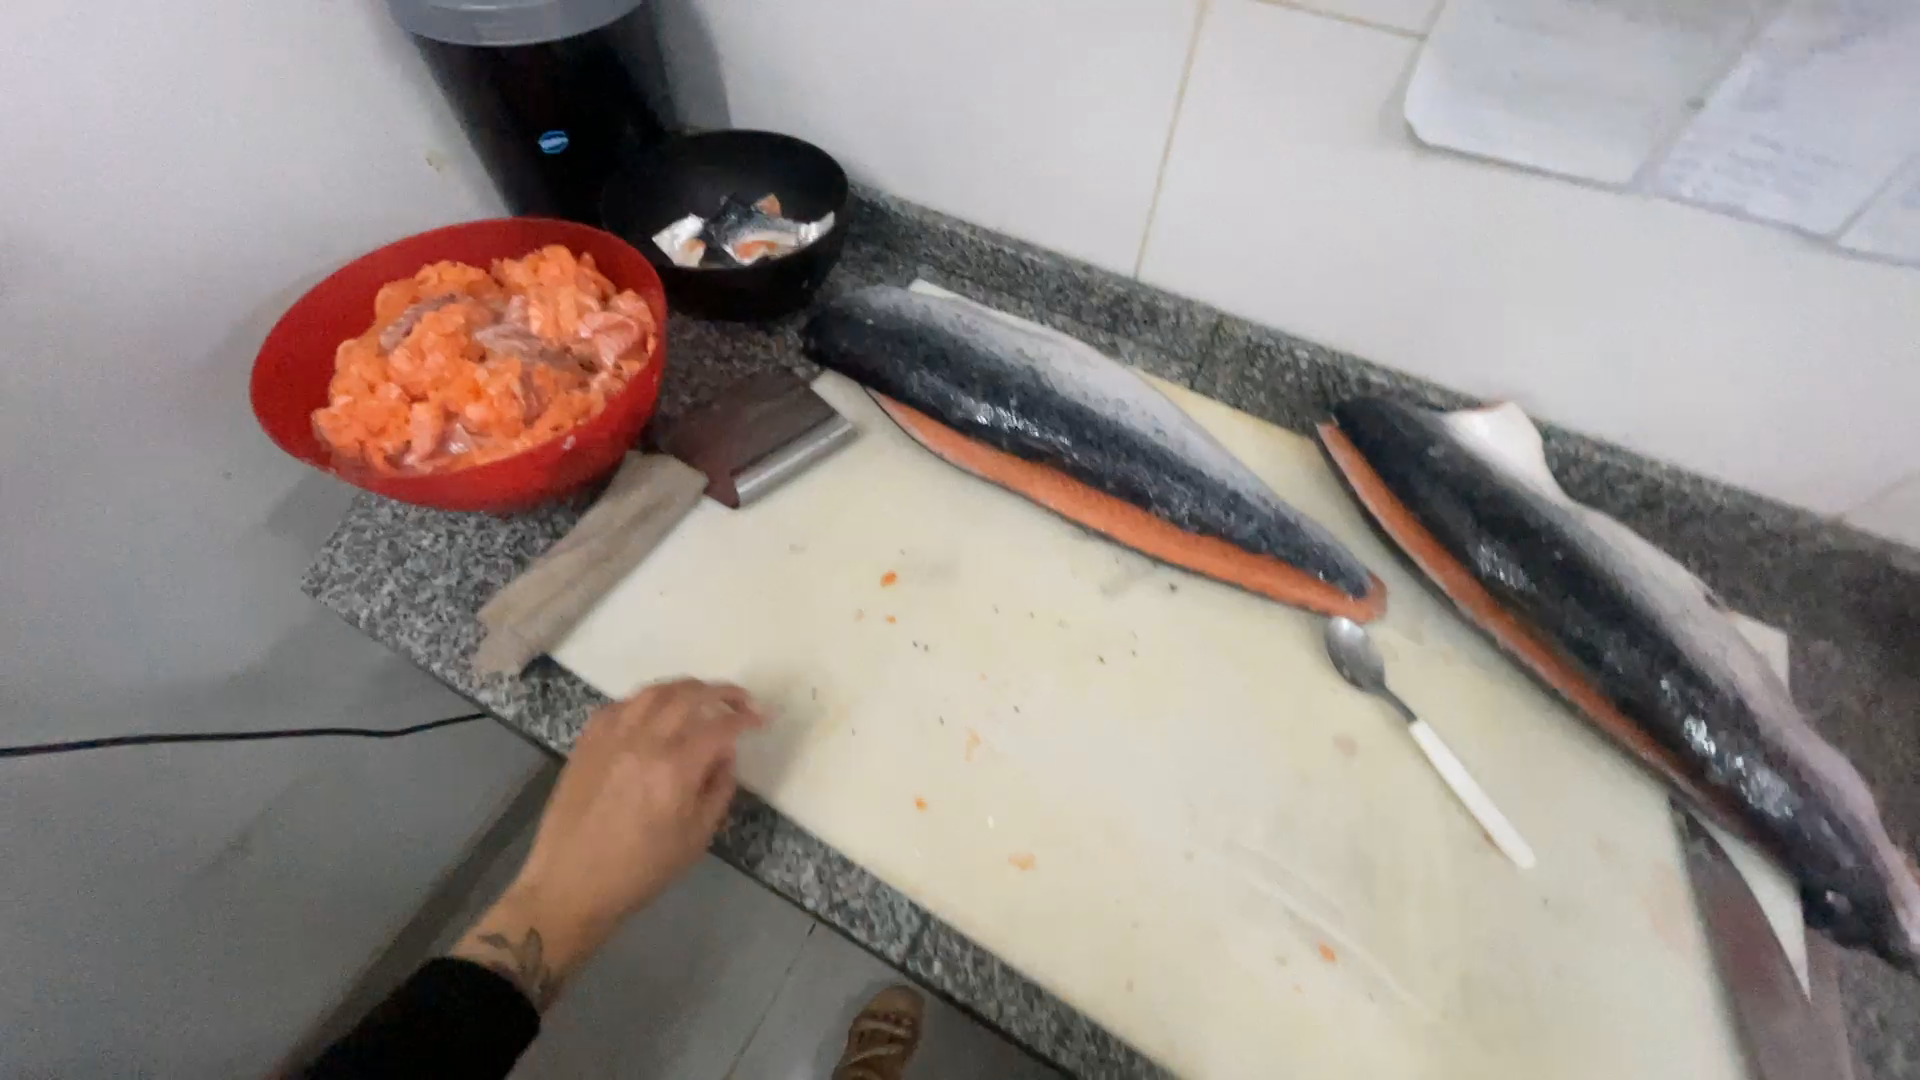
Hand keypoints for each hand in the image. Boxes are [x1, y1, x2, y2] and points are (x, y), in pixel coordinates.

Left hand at [451, 679, 765, 1006]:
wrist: (569, 887)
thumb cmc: (641, 870)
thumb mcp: (697, 837)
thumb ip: (719, 788)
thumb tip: (725, 754)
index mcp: (676, 768)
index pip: (722, 726)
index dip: (747, 717)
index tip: (762, 718)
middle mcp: (645, 742)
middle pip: (690, 695)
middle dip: (722, 692)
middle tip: (740, 700)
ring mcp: (612, 738)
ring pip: (655, 691)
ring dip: (685, 688)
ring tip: (700, 697)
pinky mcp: (587, 742)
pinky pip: (621, 704)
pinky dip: (645, 700)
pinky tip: (654, 713)